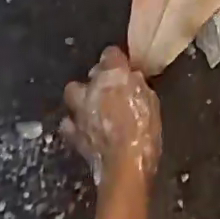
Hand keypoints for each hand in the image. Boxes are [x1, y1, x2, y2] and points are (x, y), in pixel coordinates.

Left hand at [62, 46, 160, 184]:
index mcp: (113, 73)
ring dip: (82, 98)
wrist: (126, 166)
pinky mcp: (74, 133)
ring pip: (72, 92)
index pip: (110, 53)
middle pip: (91, 72)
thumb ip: (138, 85)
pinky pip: (68, 124)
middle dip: (98, 79)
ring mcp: (80, 110)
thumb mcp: (151, 100)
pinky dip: (75, 125)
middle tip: (109, 89)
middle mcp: (92, 86)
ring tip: (92, 107)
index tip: (124, 68)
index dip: (117, 60)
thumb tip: (132, 79)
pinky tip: (84, 130)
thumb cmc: (144, 129)